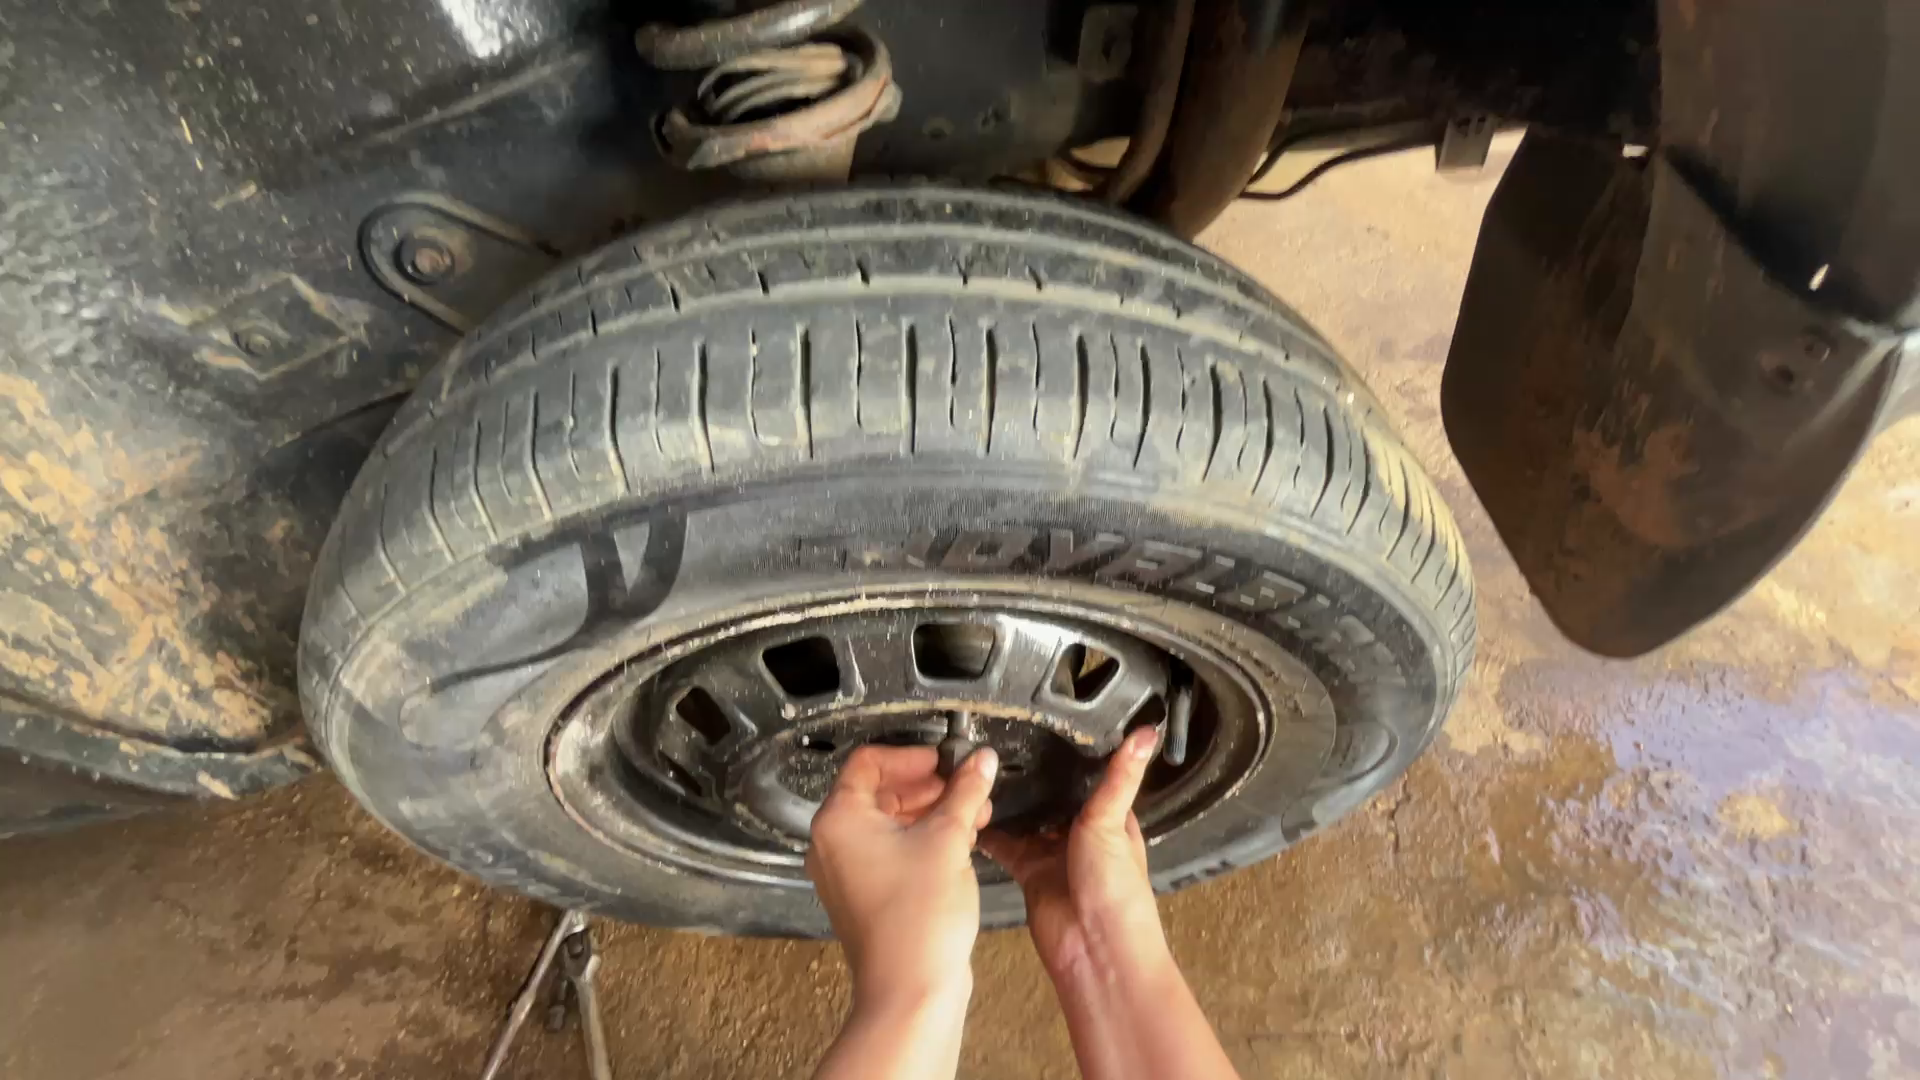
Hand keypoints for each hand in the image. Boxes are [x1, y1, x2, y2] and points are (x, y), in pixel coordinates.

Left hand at [806, 744, 998, 1007]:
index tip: (943, 760)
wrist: (911, 992)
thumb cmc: (917, 917)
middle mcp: (833, 843)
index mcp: (839, 820)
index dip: (911, 756)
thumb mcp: (948, 838)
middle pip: (880, 790)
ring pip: (889, 820)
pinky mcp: (866, 894)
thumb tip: (981, 760)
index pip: (868, 762)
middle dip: (928, 785)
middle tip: (963, 785)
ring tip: (972, 813)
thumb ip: (966, 791)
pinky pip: (891, 849)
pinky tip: (961, 840)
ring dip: (931, 811)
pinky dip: (922, 838)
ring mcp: (847, 871)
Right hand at [978, 727, 1168, 982]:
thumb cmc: (1118, 888)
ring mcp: (1051, 852)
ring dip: (1009, 801)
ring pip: (1026, 817)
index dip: (1067, 756)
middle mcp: (1079, 832)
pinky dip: (990, 831)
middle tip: (1002, 744)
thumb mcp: (1114, 818)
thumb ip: (1121, 774)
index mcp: (1108, 817)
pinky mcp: (1027, 871)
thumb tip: (1147, 731)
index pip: (1086, 776)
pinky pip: (1004, 845)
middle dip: (1032, 778)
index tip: (1044, 724)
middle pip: (1050, 797)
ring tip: (983, 769)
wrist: (1095, 949)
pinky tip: (971, 808)